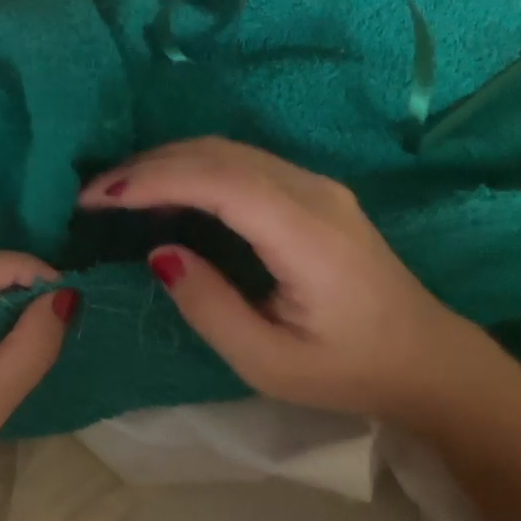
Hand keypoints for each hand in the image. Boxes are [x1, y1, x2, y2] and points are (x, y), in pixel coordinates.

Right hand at [78, 137, 487, 420]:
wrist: (428, 360)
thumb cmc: (349, 370)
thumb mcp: (268, 362)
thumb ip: (209, 307)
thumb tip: (159, 253)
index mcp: (308, 236)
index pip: (220, 182)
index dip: (153, 180)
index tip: (97, 198)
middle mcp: (313, 193)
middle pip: (216, 153)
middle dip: (145, 167)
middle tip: (91, 196)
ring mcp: (314, 185)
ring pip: (224, 150)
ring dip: (163, 163)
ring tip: (115, 193)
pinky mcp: (308, 190)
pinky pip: (236, 162)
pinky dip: (187, 168)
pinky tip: (161, 192)